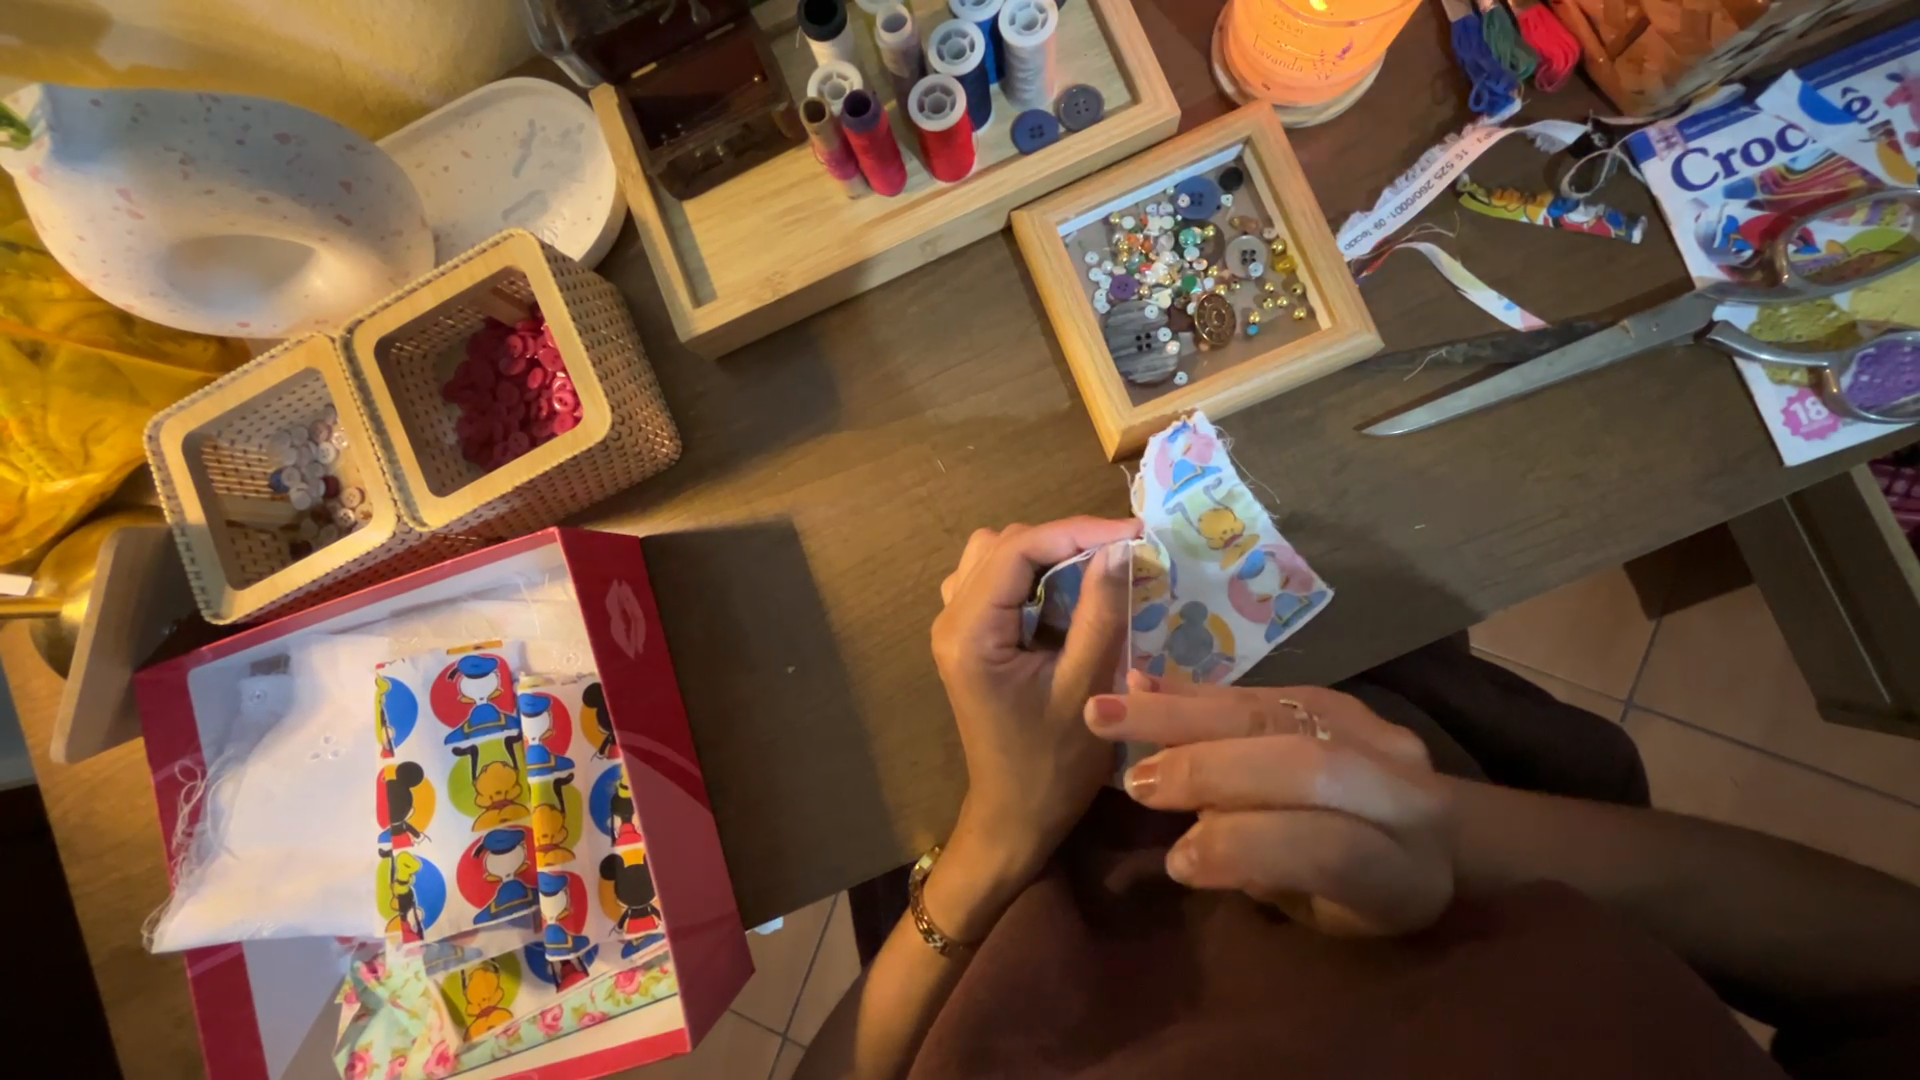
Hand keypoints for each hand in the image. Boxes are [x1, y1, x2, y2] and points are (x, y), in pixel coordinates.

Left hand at [932, 517, 1139, 886]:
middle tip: (1121, 556)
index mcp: (970, 632)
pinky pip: (993, 581)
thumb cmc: (1053, 765)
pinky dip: (1030, 577)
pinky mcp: (967, 636)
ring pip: (994, 557)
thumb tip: (1119, 548)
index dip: (1078, 530)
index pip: (1018, 549)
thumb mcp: (1086, 688)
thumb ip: (1099, 611)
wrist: (1015, 815)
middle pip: (1002, 545)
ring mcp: (954, 627)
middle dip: (1063, 541)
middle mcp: (950, 620)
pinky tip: (1062, 598)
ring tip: (1094, 573)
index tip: (1135, 533)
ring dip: (1045, 557)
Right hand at [1084, 679, 1454, 936]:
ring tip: (1110, 712)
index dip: (1246, 848)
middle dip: (1204, 767)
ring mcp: (1370, 731)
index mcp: (1406, 870)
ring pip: (1269, 712)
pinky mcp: (1335, 695)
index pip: (1329, 849)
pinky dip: (1190, 691)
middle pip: (1302, 764)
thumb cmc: (1365, 898)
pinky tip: (1140, 684)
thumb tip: (1187, 839)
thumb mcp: (1325, 915)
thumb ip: (1267, 875)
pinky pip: (1254, 689)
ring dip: (1180, 712)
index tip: (1174, 860)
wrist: (1434, 835)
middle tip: (1134, 779)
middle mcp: (1402, 789)